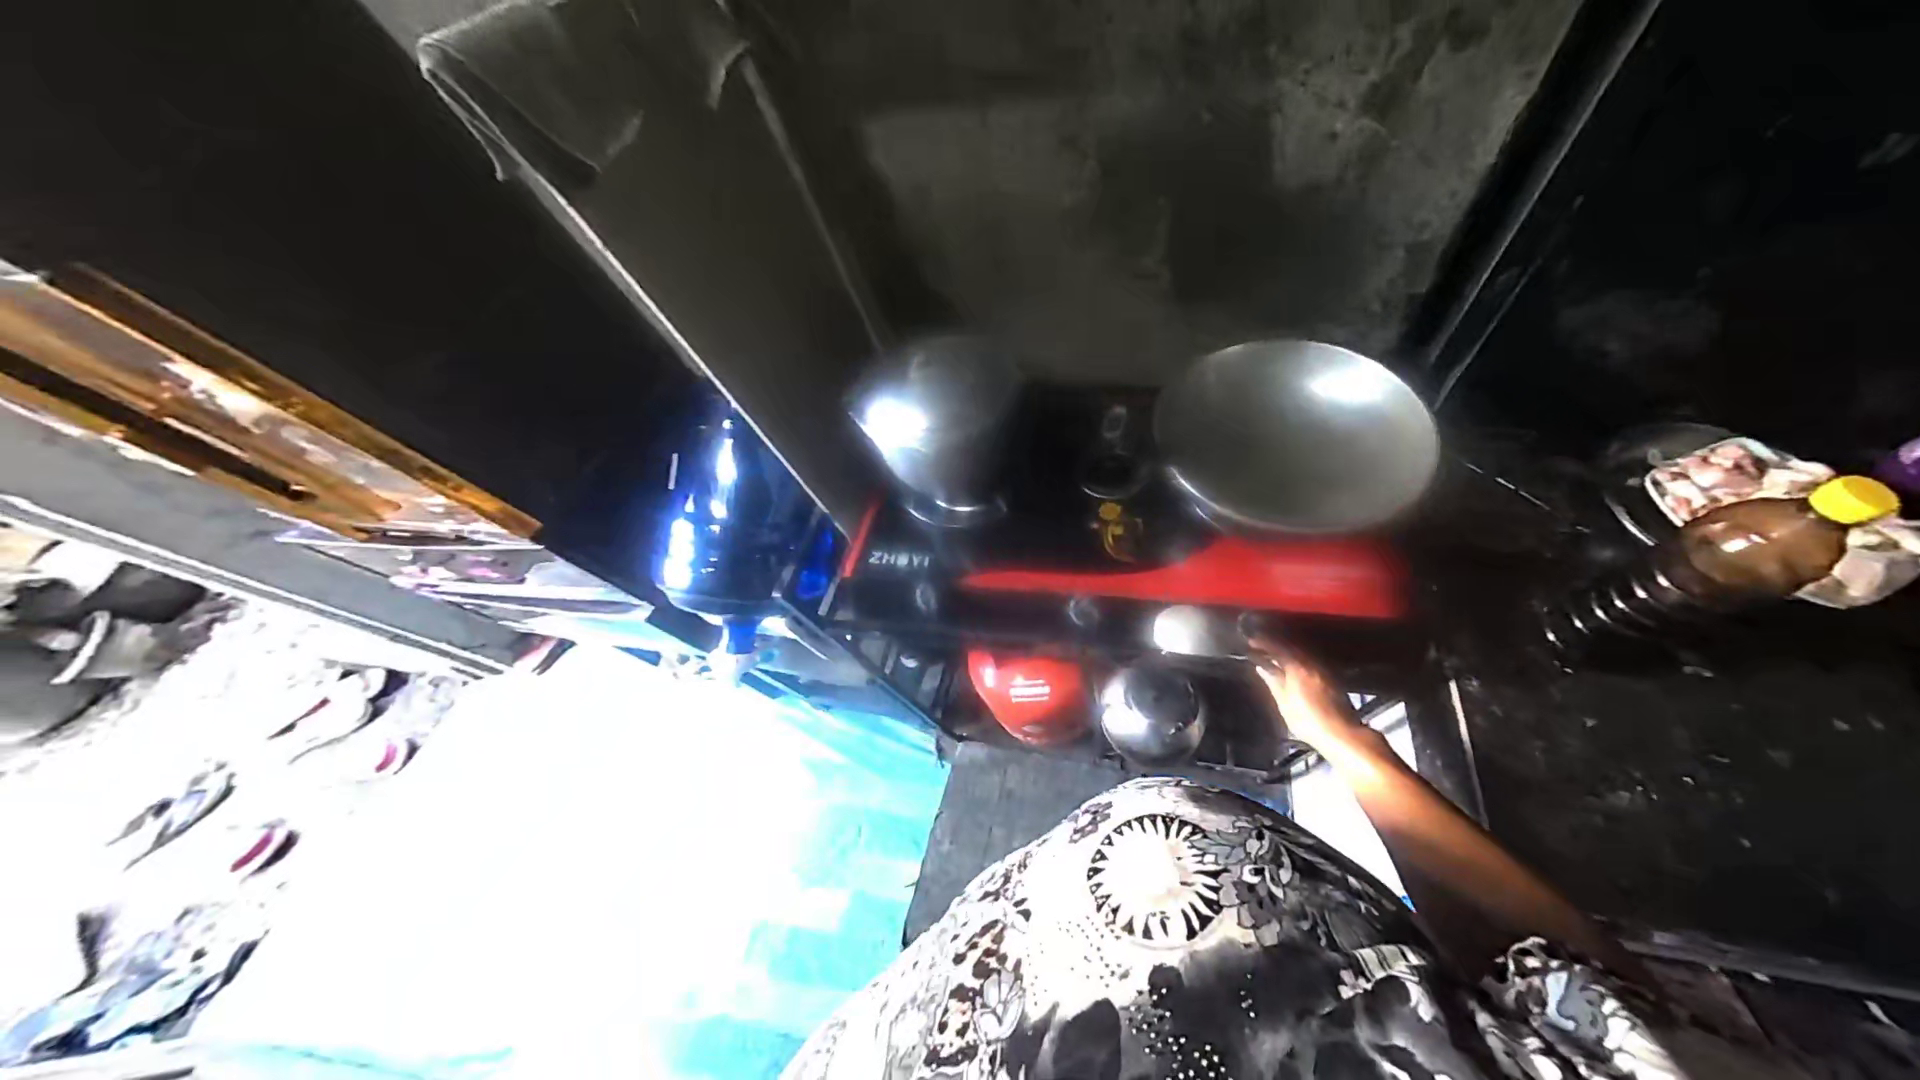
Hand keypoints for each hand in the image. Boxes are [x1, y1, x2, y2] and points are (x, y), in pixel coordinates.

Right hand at [1248, 637, 1358, 753]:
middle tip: (1260, 645)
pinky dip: (1299, 659)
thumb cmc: (1310, 722)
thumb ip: (1274, 682)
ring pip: (1302, 652)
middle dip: (1275, 644)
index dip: (1262, 642)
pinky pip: (1311, 660)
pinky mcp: (1333, 678)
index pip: (1277, 647)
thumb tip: (1262, 668)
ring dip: (1287, 650)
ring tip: (1274, 655)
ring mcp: (1325, 670)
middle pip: (1291, 646)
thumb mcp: (1285, 703)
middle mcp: (1313, 664)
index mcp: (1298, 668)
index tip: (1251, 641)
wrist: (1342, 735)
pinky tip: (1292, 666)